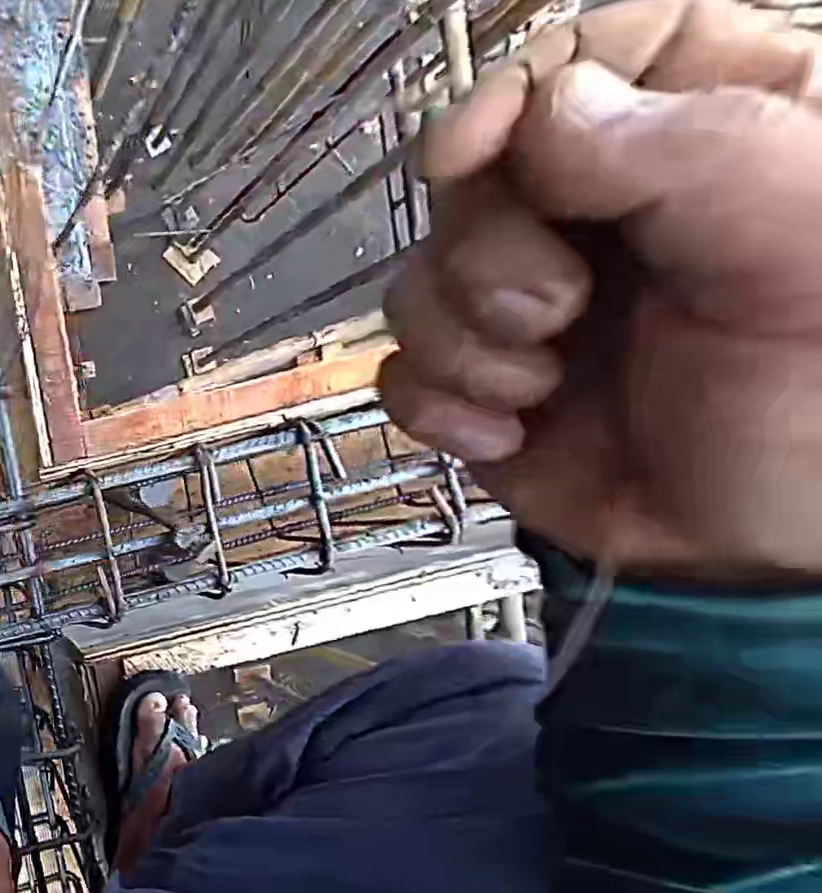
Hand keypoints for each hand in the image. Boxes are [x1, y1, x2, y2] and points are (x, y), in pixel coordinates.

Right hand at [380, 0, 821, 581]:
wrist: (743, 547)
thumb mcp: (806, 257)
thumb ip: (696, 158)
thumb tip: (543, 111)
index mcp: (706, 149)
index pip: (596, 59)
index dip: (517, 91)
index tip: (466, 153)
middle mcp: (591, 219)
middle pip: (471, 191)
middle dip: (487, 262)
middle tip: (553, 316)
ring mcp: (510, 306)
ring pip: (412, 287)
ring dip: (462, 348)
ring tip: (536, 389)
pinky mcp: (461, 380)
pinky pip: (398, 371)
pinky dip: (437, 407)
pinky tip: (502, 432)